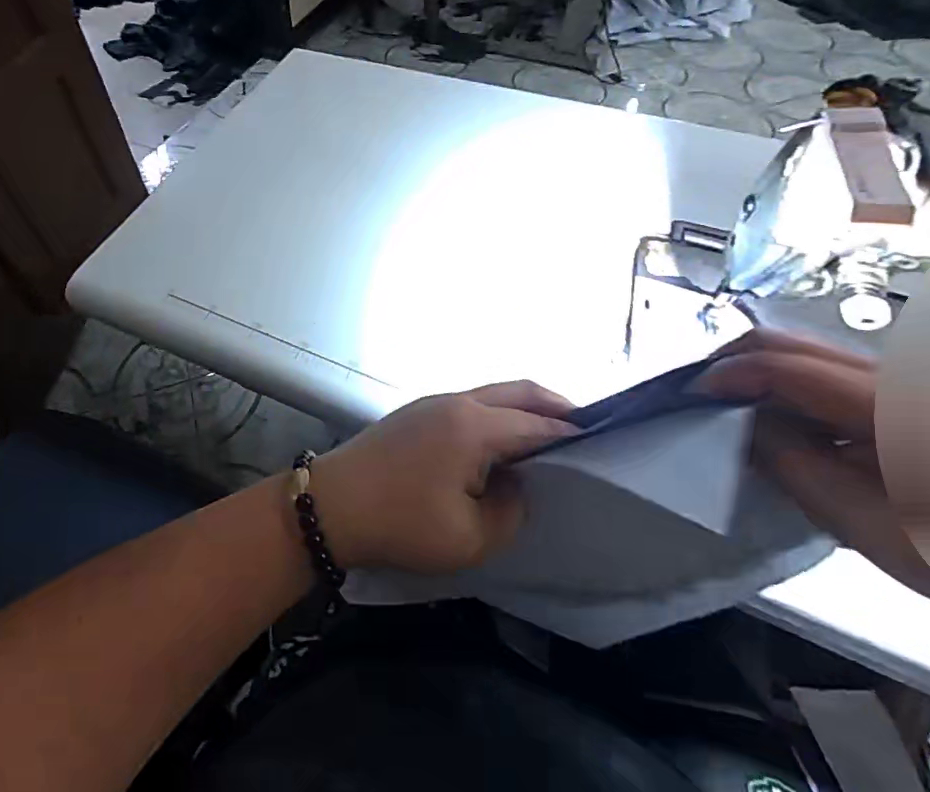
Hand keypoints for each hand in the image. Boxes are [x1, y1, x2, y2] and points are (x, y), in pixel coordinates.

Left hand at [312, 381, 575, 574]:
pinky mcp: (417, 412)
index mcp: (475, 427)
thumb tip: (517, 485)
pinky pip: (472, 402)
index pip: (537, 424)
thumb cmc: (400, 524)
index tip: (600, 445)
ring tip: (547, 433)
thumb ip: (510, 511)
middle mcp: (458, 402)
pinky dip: (498, 412)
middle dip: (555, 405)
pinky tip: (501, 440)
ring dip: (524, 406)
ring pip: (494, 392)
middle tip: (583, 426)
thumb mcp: (470, 538)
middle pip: (520, 391)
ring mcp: (434, 402)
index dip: (571, 435)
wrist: (329, 506)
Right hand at [693, 331, 929, 606]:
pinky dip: (791, 384)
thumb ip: (790, 464)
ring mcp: (907, 376)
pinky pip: (831, 370)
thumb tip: (739, 424)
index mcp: (894, 406)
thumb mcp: (858, 521)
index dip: (731, 376)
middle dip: (737, 361)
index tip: (690, 394)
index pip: (790, 369)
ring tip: (730, 404)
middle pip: (796, 342)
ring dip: (761, 372)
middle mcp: (901, 374)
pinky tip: (777, 414)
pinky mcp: (906, 388)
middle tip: (700, 391)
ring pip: (810, 351)